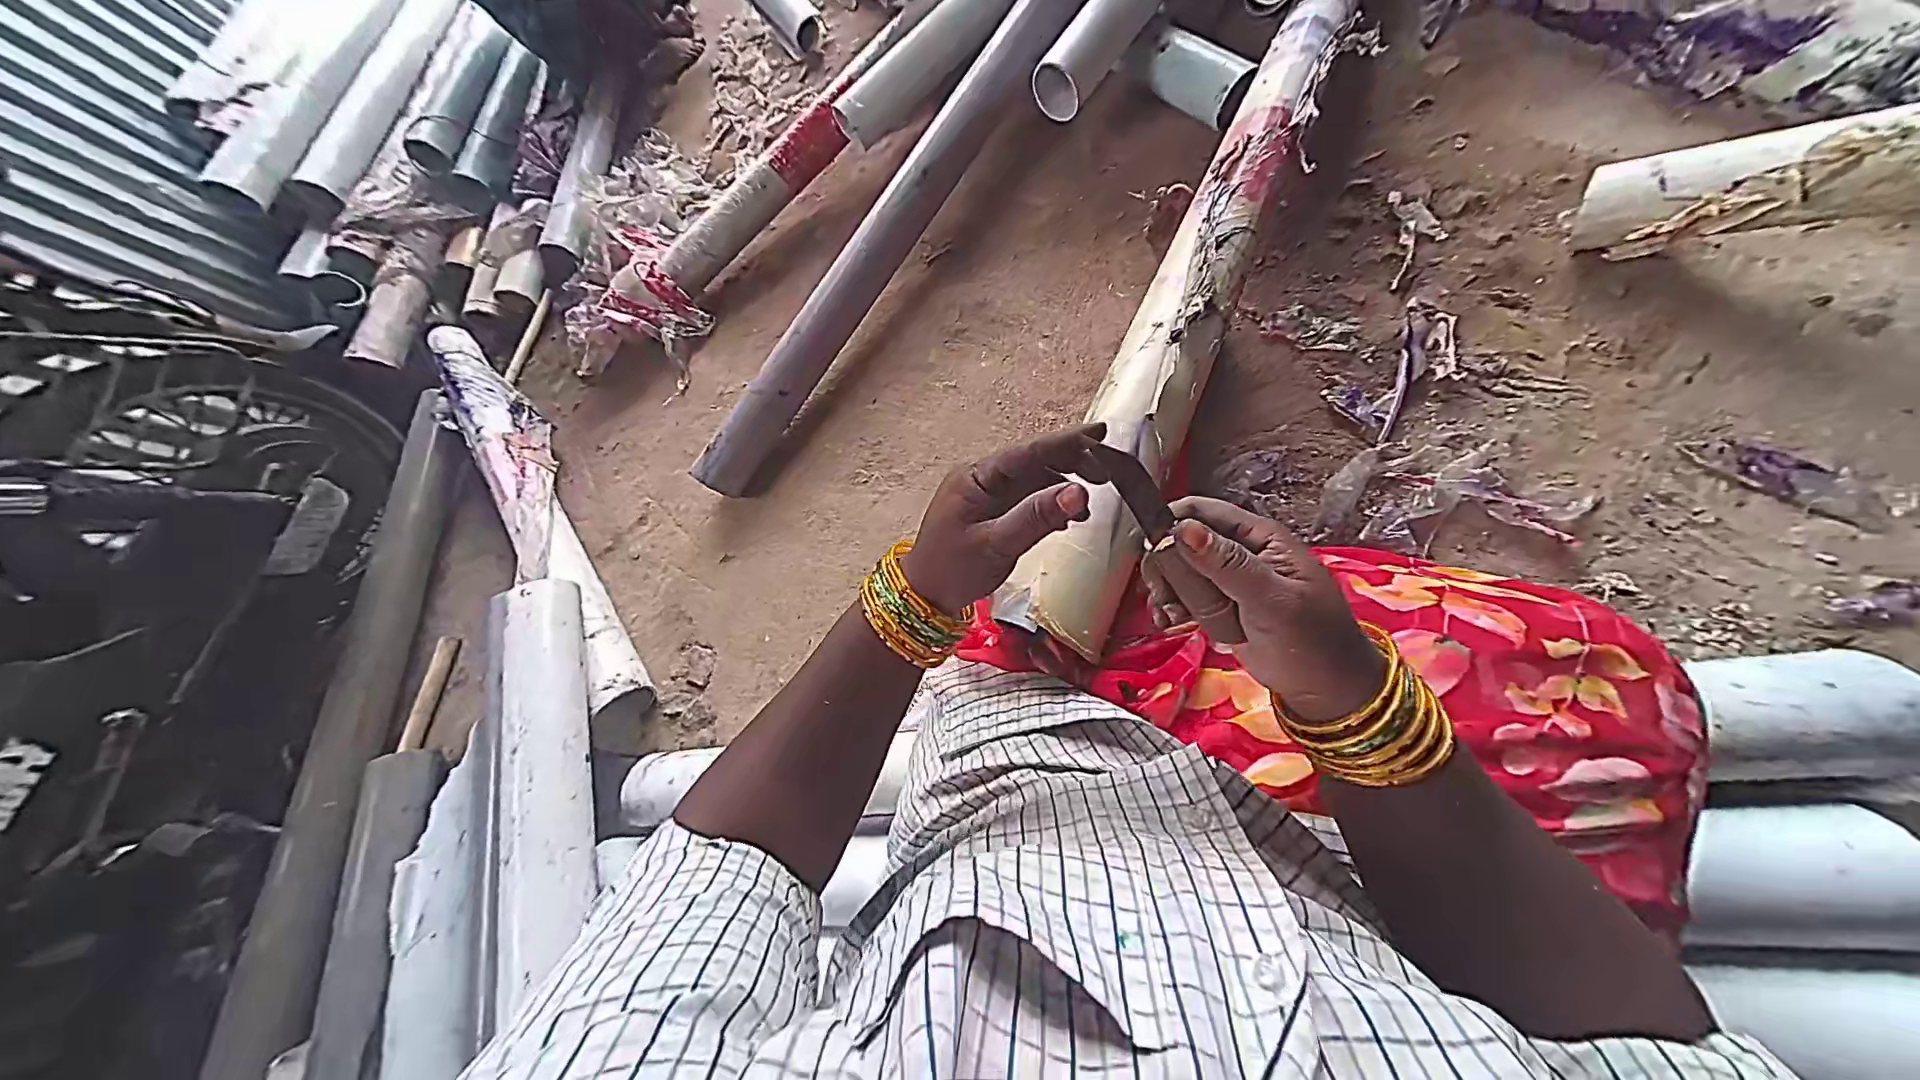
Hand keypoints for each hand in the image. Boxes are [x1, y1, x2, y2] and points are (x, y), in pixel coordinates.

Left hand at [899, 425, 1110, 615]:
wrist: (925, 597)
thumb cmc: (950, 569)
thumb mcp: (995, 544)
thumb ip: (1035, 517)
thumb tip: (1079, 493)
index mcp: (975, 478)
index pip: (1027, 453)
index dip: (1065, 442)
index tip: (1099, 434)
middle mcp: (983, 480)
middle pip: (1034, 462)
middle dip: (1071, 464)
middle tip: (1106, 475)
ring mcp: (990, 497)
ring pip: (1036, 482)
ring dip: (1064, 488)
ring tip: (1090, 504)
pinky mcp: (996, 514)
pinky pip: (1030, 501)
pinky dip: (1052, 506)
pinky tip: (1069, 518)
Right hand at [1141, 497, 1386, 721]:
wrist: (1325, 691)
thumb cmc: (1312, 641)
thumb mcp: (1272, 601)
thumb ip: (1227, 564)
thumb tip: (1184, 529)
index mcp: (1259, 537)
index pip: (1203, 511)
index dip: (1172, 524)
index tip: (1152, 550)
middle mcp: (1238, 551)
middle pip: (1181, 540)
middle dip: (1166, 566)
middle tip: (1165, 594)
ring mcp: (1225, 580)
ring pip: (1176, 569)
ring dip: (1166, 591)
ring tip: (1172, 615)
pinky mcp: (1217, 604)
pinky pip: (1181, 595)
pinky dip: (1170, 607)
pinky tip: (1172, 622)